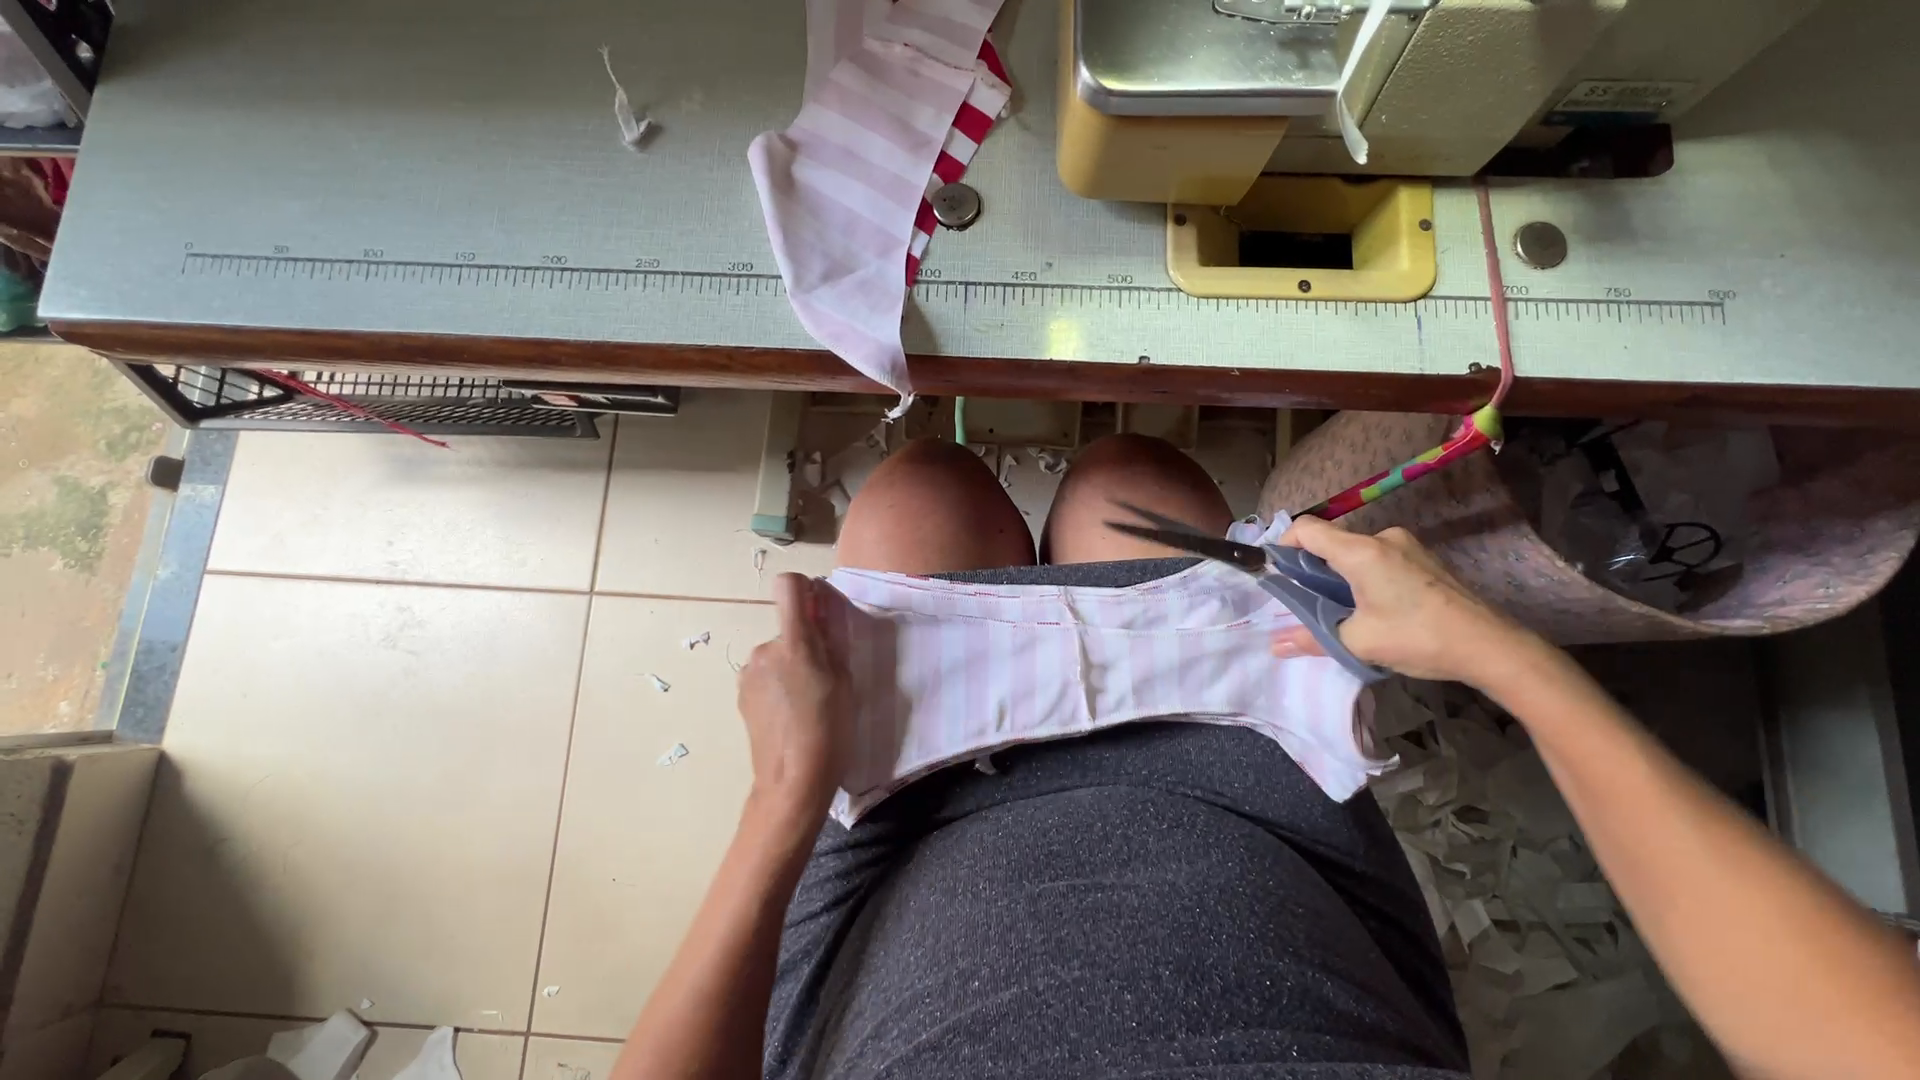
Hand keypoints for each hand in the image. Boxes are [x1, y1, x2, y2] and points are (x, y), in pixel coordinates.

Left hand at [737, 574, 851, 823]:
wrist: (793, 780)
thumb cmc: (830, 729)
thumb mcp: (844, 680)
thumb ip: (831, 638)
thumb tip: (823, 606)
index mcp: (794, 642)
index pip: (788, 586)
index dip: (804, 589)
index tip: (819, 611)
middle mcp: (764, 650)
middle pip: (787, 628)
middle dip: (805, 643)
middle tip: (825, 680)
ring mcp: (748, 673)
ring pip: (776, 655)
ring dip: (790, 667)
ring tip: (807, 704)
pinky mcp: (741, 694)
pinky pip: (765, 676)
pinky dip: (778, 686)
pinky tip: (790, 716)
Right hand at [1269, 517, 1540, 685]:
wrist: (1491, 646)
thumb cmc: (1419, 637)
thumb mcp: (1359, 642)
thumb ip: (1312, 638)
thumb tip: (1275, 646)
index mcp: (1361, 552)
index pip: (1307, 529)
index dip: (1283, 545)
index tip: (1275, 572)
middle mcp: (1383, 539)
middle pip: (1331, 541)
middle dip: (1311, 568)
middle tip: (1305, 601)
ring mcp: (1407, 547)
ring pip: (1356, 552)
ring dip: (1340, 575)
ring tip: (1340, 610)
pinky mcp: (1424, 560)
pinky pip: (1379, 560)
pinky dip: (1364, 577)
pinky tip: (1373, 609)